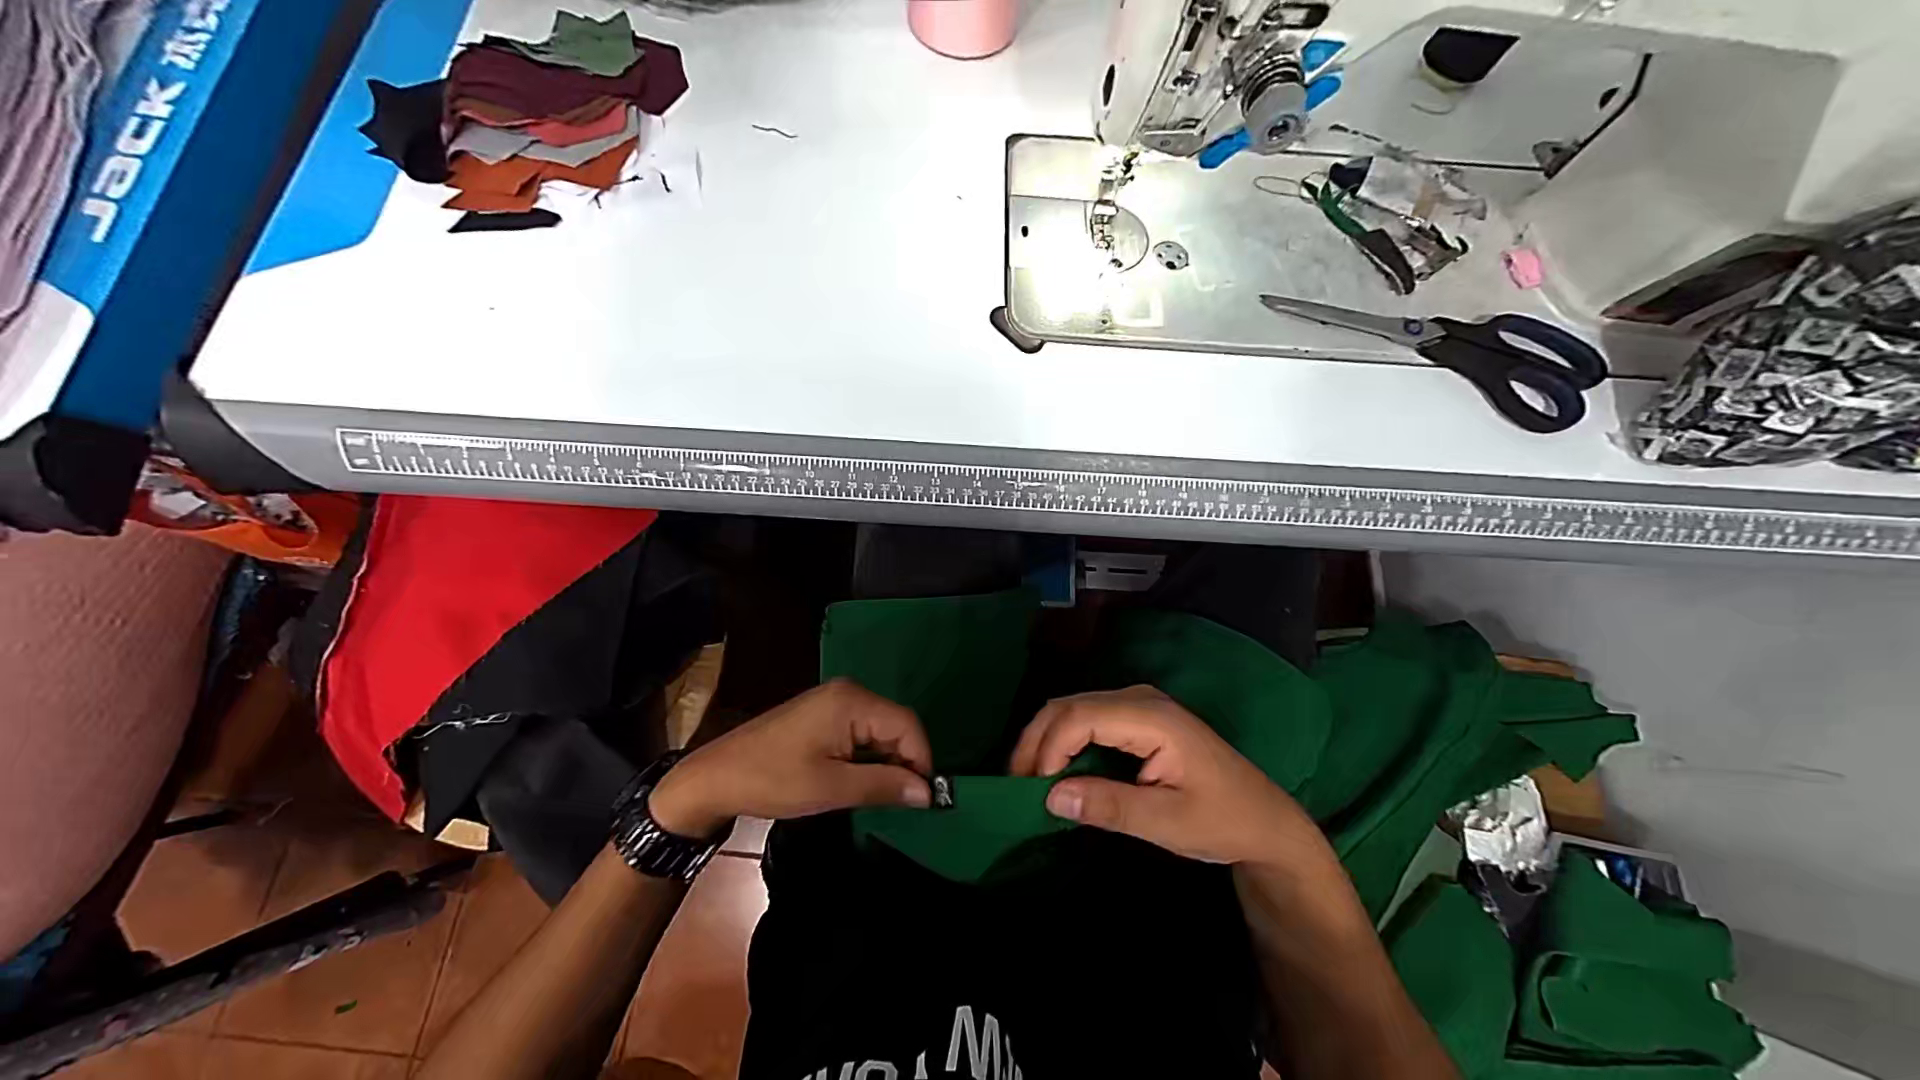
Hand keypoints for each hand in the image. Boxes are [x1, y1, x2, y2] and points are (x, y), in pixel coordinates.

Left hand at [649, 679, 933, 836]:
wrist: (715, 777)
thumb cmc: (773, 780)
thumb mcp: (831, 788)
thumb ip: (884, 786)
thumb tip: (928, 792)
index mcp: (852, 701)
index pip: (908, 725)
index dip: (922, 761)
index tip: (922, 800)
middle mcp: (848, 692)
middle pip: (896, 725)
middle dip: (904, 763)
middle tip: (901, 802)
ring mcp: (834, 701)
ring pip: (880, 730)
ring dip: (886, 763)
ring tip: (879, 796)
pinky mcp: (823, 714)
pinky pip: (861, 732)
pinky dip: (868, 757)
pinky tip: (858, 781)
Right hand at [1009, 685, 1335, 873]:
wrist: (1265, 820)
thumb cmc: (1222, 821)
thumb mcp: (1167, 823)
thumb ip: (1109, 807)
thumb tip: (1050, 796)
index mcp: (1152, 717)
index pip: (1078, 717)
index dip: (1047, 750)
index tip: (1033, 792)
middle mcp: (1140, 698)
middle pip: (1068, 706)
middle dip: (1036, 743)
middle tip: (1017, 787)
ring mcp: (1138, 704)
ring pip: (1072, 710)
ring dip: (1046, 742)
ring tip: (1031, 783)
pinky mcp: (1136, 717)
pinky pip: (1086, 719)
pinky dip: (1063, 743)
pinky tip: (1056, 771)